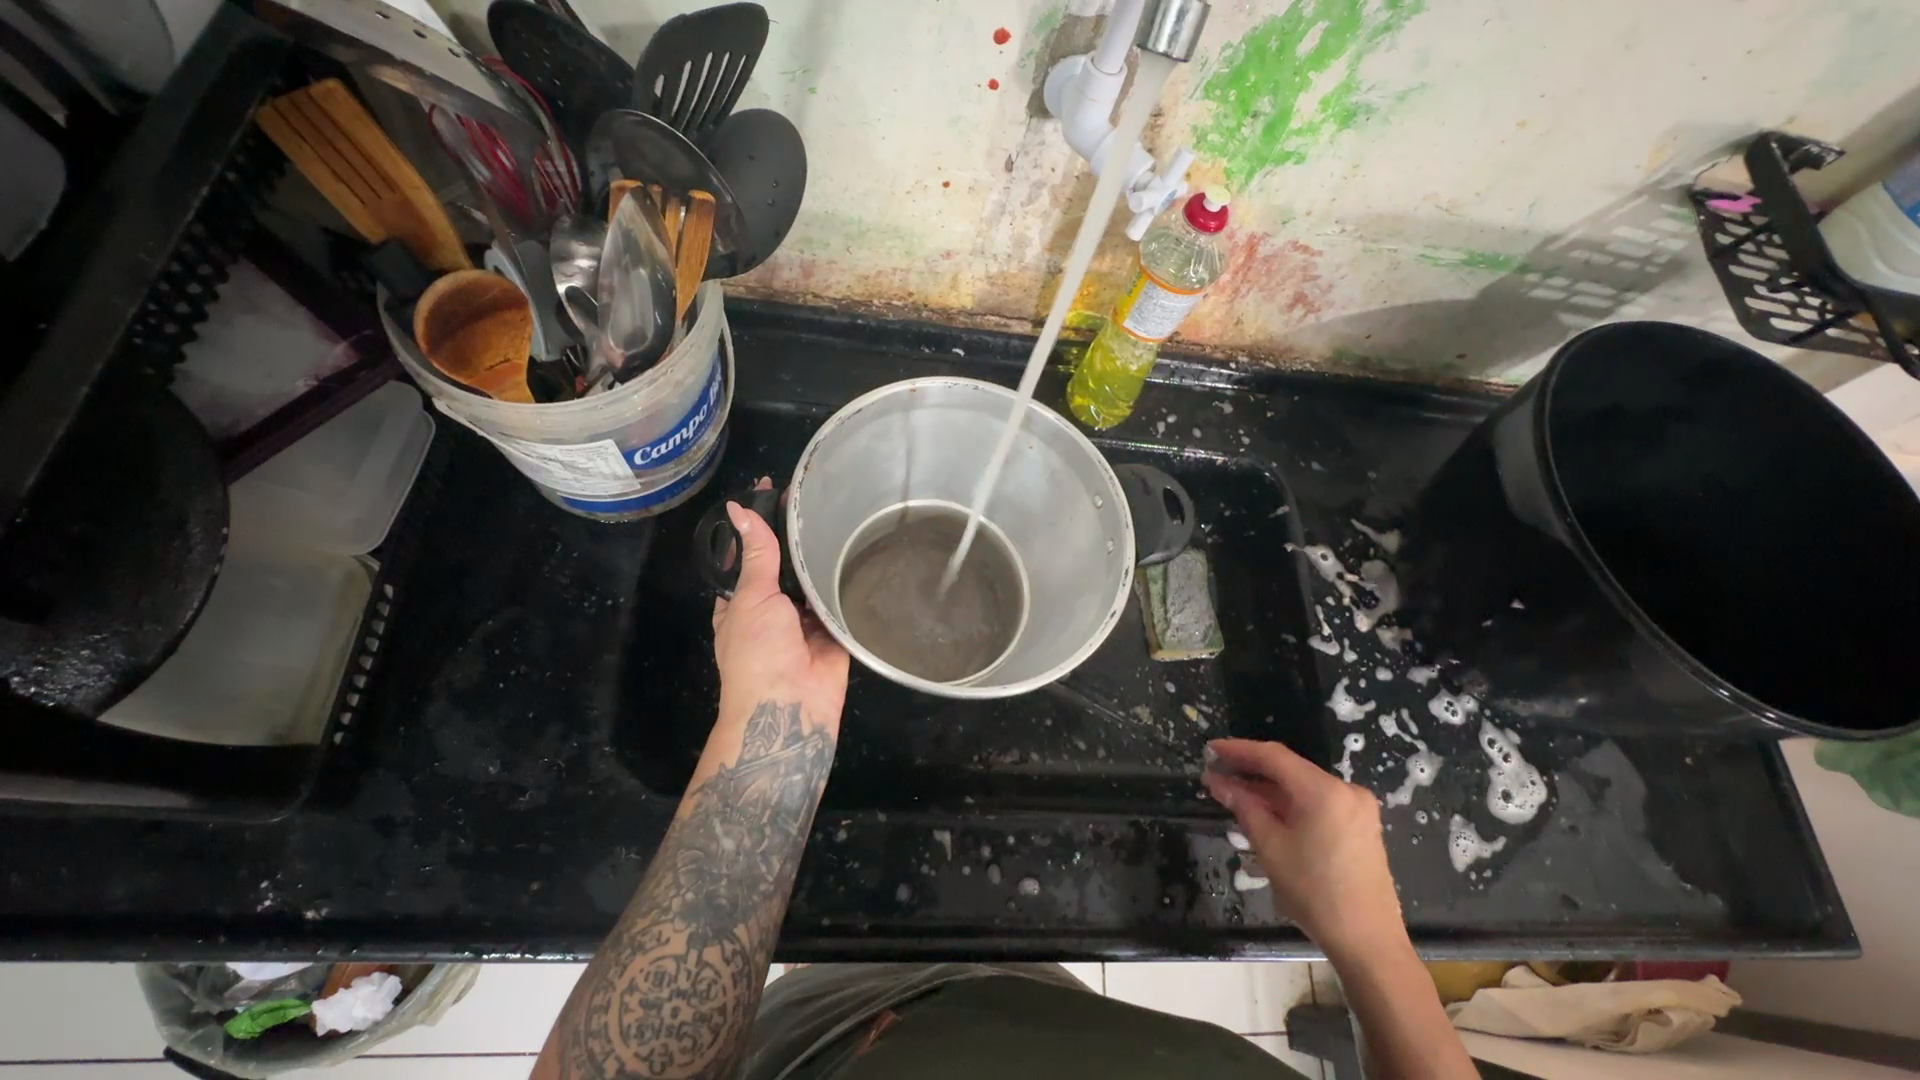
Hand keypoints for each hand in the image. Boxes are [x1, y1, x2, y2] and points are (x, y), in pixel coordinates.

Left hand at [711, 487, 849, 732]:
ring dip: (823, 556)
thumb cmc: (757, 651)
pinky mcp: (835, 629)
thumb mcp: (750, 597)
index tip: (771, 488)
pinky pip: (841, 599)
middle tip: (817, 496)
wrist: (790, 705)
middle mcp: (774, 606)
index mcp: (741, 599)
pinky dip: (848, 580)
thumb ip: (756, 554)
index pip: (749, 551)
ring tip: (843, 512)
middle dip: (796, 538)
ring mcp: (806, 618)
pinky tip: (862, 549)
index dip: (758, 522)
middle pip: (785, 563)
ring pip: (814, 578)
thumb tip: (740, 509)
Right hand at [1203, 738, 1404, 959]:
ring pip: (1303, 788)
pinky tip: (1266, 812)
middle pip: (1290, 770)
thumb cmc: (1314, 893)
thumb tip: (1218, 782)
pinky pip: (1318, 804)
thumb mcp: (1270, 848)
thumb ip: (1244, 807)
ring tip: (1234, 794)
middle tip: (1217, 772)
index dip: (1239, 750)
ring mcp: (1357, 809)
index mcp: (1324, 791)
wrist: (1367, 941)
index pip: (1274, 757)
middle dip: (1251, 771)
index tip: (1210, 750)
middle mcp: (1346, 790)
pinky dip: (1290, 805)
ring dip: (1269, 790)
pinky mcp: (1361, 826)